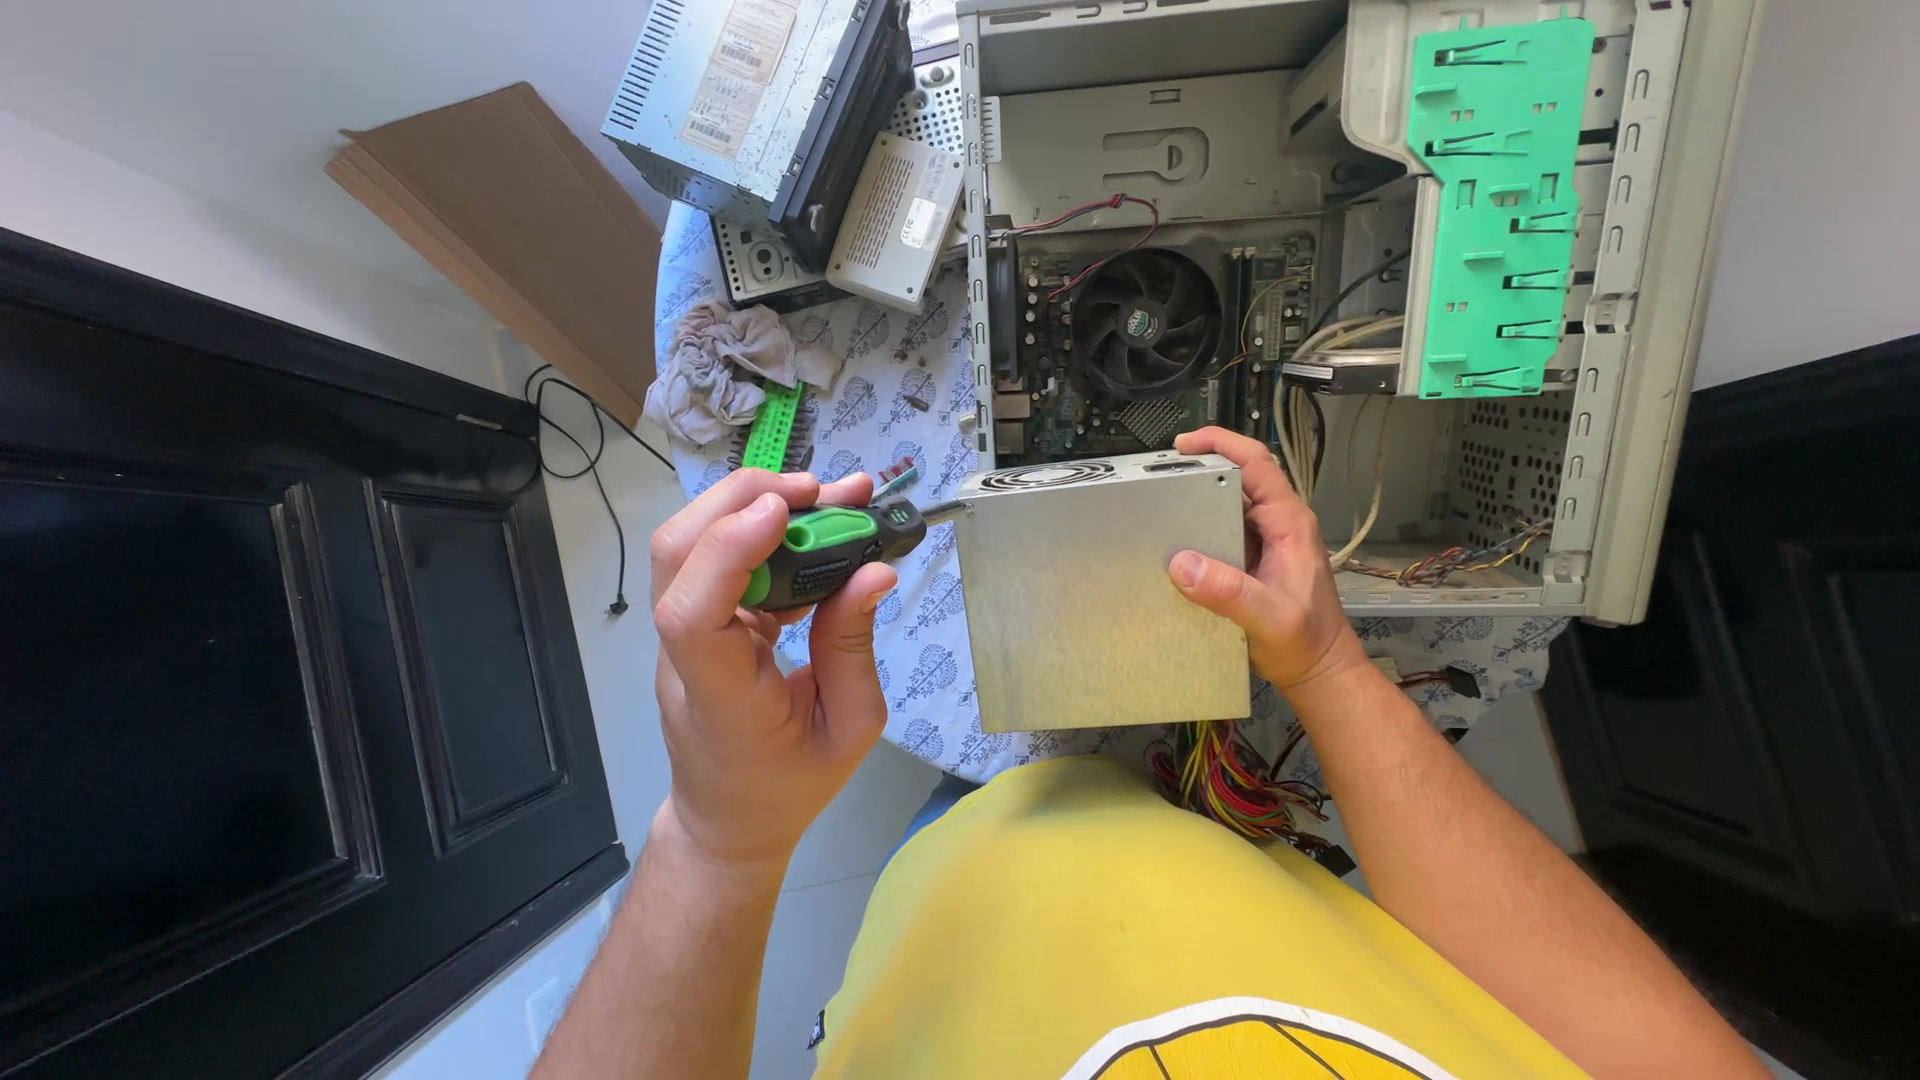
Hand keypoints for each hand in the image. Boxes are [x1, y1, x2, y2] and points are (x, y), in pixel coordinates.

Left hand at [650, 468, 896, 868]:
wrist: (728, 819)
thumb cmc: (790, 786)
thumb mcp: (850, 728)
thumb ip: (854, 648)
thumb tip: (875, 570)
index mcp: (722, 698)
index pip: (692, 615)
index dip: (729, 550)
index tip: (785, 513)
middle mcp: (685, 657)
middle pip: (677, 553)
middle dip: (744, 500)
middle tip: (820, 489)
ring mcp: (681, 636)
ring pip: (687, 545)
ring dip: (750, 504)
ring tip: (824, 496)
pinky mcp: (697, 623)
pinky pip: (714, 559)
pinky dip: (759, 529)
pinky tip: (811, 524)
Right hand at [1165, 426, 1368, 694]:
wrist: (1320, 672)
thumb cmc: (1306, 643)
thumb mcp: (1269, 618)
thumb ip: (1229, 592)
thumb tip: (1181, 564)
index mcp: (1290, 523)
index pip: (1258, 464)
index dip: (1222, 444)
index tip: (1184, 445)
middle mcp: (1279, 525)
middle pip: (1240, 477)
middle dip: (1201, 467)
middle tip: (1160, 474)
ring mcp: (1266, 542)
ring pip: (1229, 503)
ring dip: (1197, 497)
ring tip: (1159, 502)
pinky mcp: (1253, 560)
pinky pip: (1223, 530)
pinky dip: (1198, 526)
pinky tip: (1174, 538)